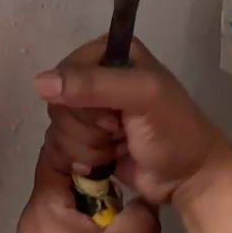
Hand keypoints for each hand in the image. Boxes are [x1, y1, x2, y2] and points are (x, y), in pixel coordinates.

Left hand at [0, 147, 159, 232]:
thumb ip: (140, 218)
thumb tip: (149, 199)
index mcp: (44, 202)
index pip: (57, 150)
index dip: (84, 137)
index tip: (115, 134)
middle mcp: (35, 212)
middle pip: (63, 173)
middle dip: (94, 167)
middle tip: (126, 164)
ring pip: (67, 198)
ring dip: (94, 195)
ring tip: (124, 195)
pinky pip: (67, 220)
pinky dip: (88, 216)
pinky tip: (111, 228)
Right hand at [36, 37, 231, 205]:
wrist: (192, 180)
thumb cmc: (174, 132)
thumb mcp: (142, 97)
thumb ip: (94, 85)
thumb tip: (39, 83)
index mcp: (112, 52)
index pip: (66, 69)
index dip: (81, 97)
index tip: (112, 114)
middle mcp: (98, 76)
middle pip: (59, 100)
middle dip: (85, 125)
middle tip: (117, 131)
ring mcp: (93, 109)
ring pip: (58, 125)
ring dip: (86, 145)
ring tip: (116, 148)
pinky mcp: (89, 138)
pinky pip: (62, 144)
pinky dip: (82, 157)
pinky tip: (106, 161)